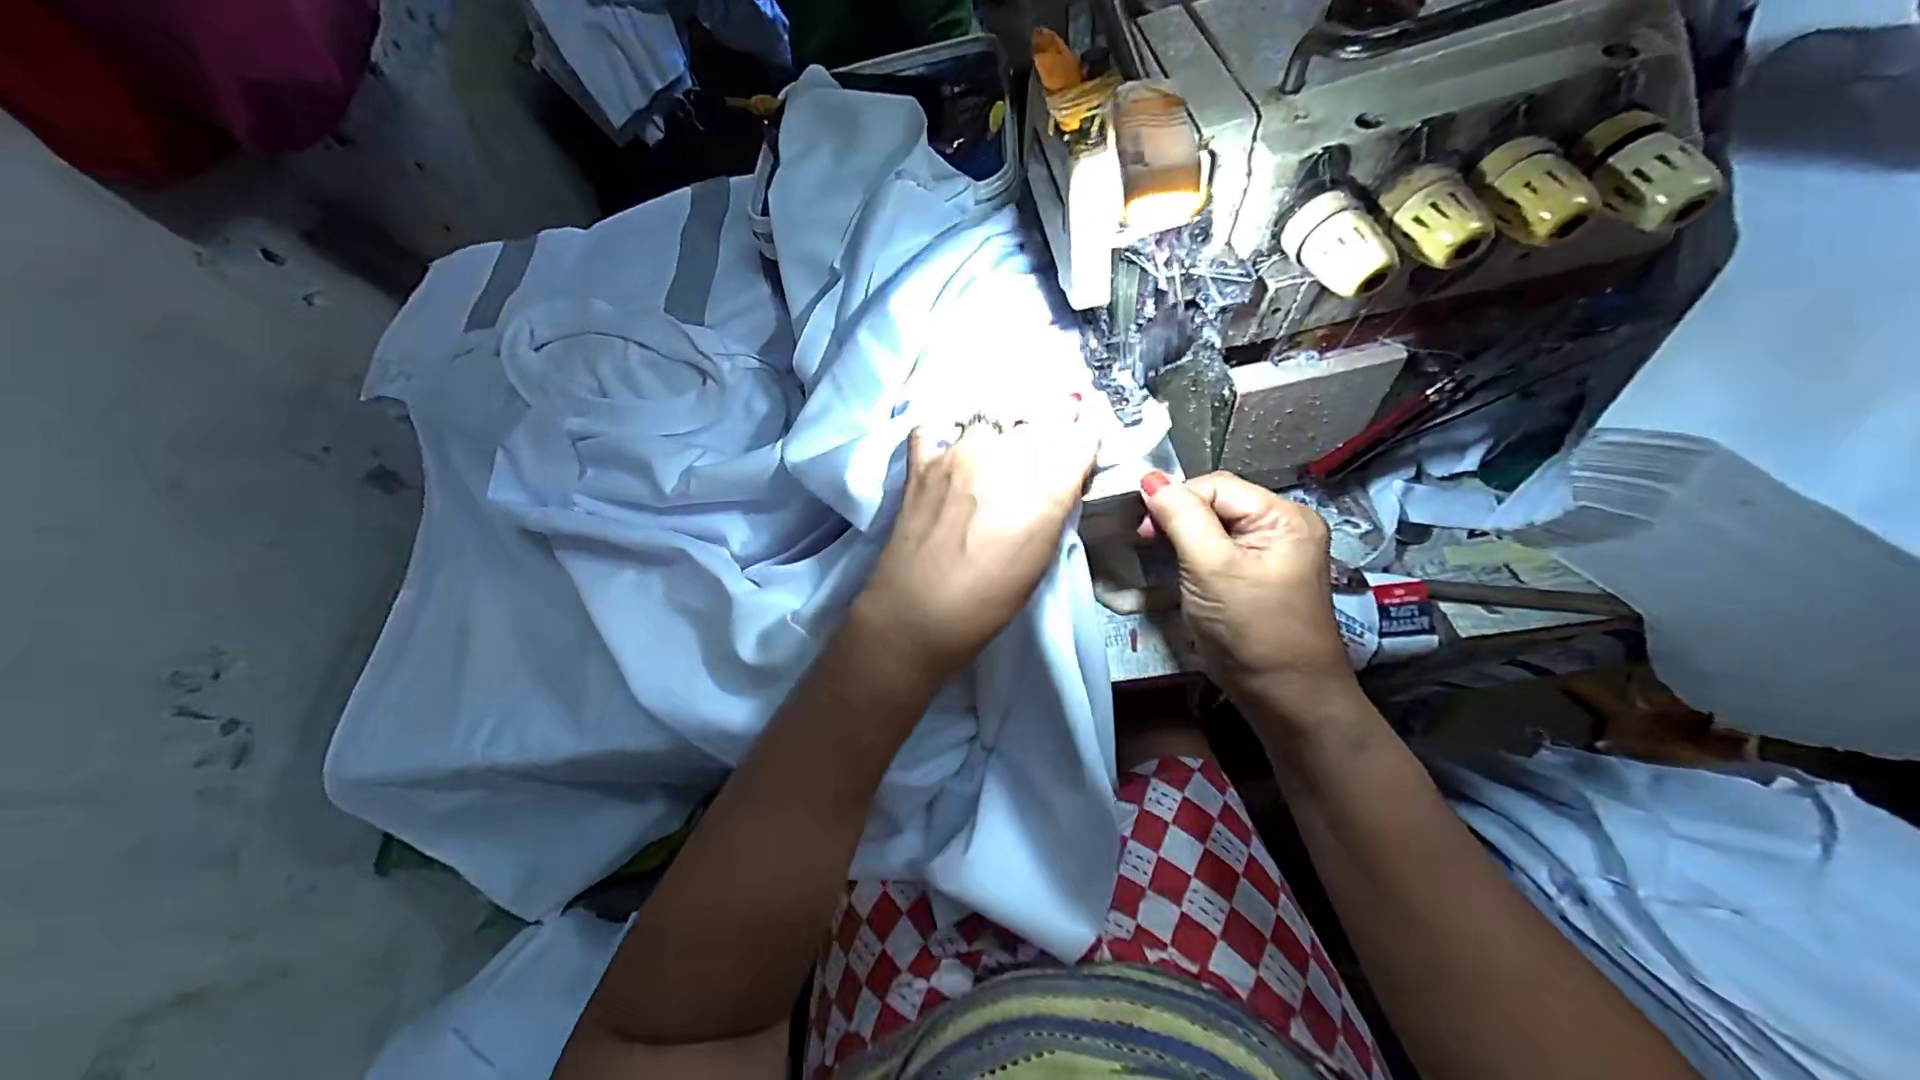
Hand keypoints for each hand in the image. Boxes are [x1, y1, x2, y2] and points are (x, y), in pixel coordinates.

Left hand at [855, 411, 1096, 682]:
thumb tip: (1057, 482)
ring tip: (991, 462)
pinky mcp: (921, 461)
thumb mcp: (1041, 557)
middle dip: (1045, 437)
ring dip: (996, 437)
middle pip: (1038, 424)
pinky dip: (945, 436)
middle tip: (1036, 464)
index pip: (1080, 438)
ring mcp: (958, 455)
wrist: (917, 614)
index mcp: (1044, 488)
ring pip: (990, 422)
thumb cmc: (989, 601)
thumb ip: (1053, 508)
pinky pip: (936, 428)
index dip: (1083, 441)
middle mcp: (1005, 459)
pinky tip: (948, 453)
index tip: (1079, 451)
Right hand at [1140, 471, 1360, 726]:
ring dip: (1184, 538)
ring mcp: (1273, 552)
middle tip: (1150, 543)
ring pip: (1214, 526)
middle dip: (1178, 519)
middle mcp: (1283, 526)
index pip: (1216, 487)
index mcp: (1284, 516)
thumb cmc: (1252, 631)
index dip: (1176, 501)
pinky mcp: (1258, 574)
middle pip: (1216, 502)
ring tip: (1165, 559)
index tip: (1145, 531)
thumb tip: (1149, 477)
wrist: (1285, 697)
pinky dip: (1196, 555)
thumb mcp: (1212, 568)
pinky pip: (1220, 548)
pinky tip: (1184, 570)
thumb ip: (1181, 518)